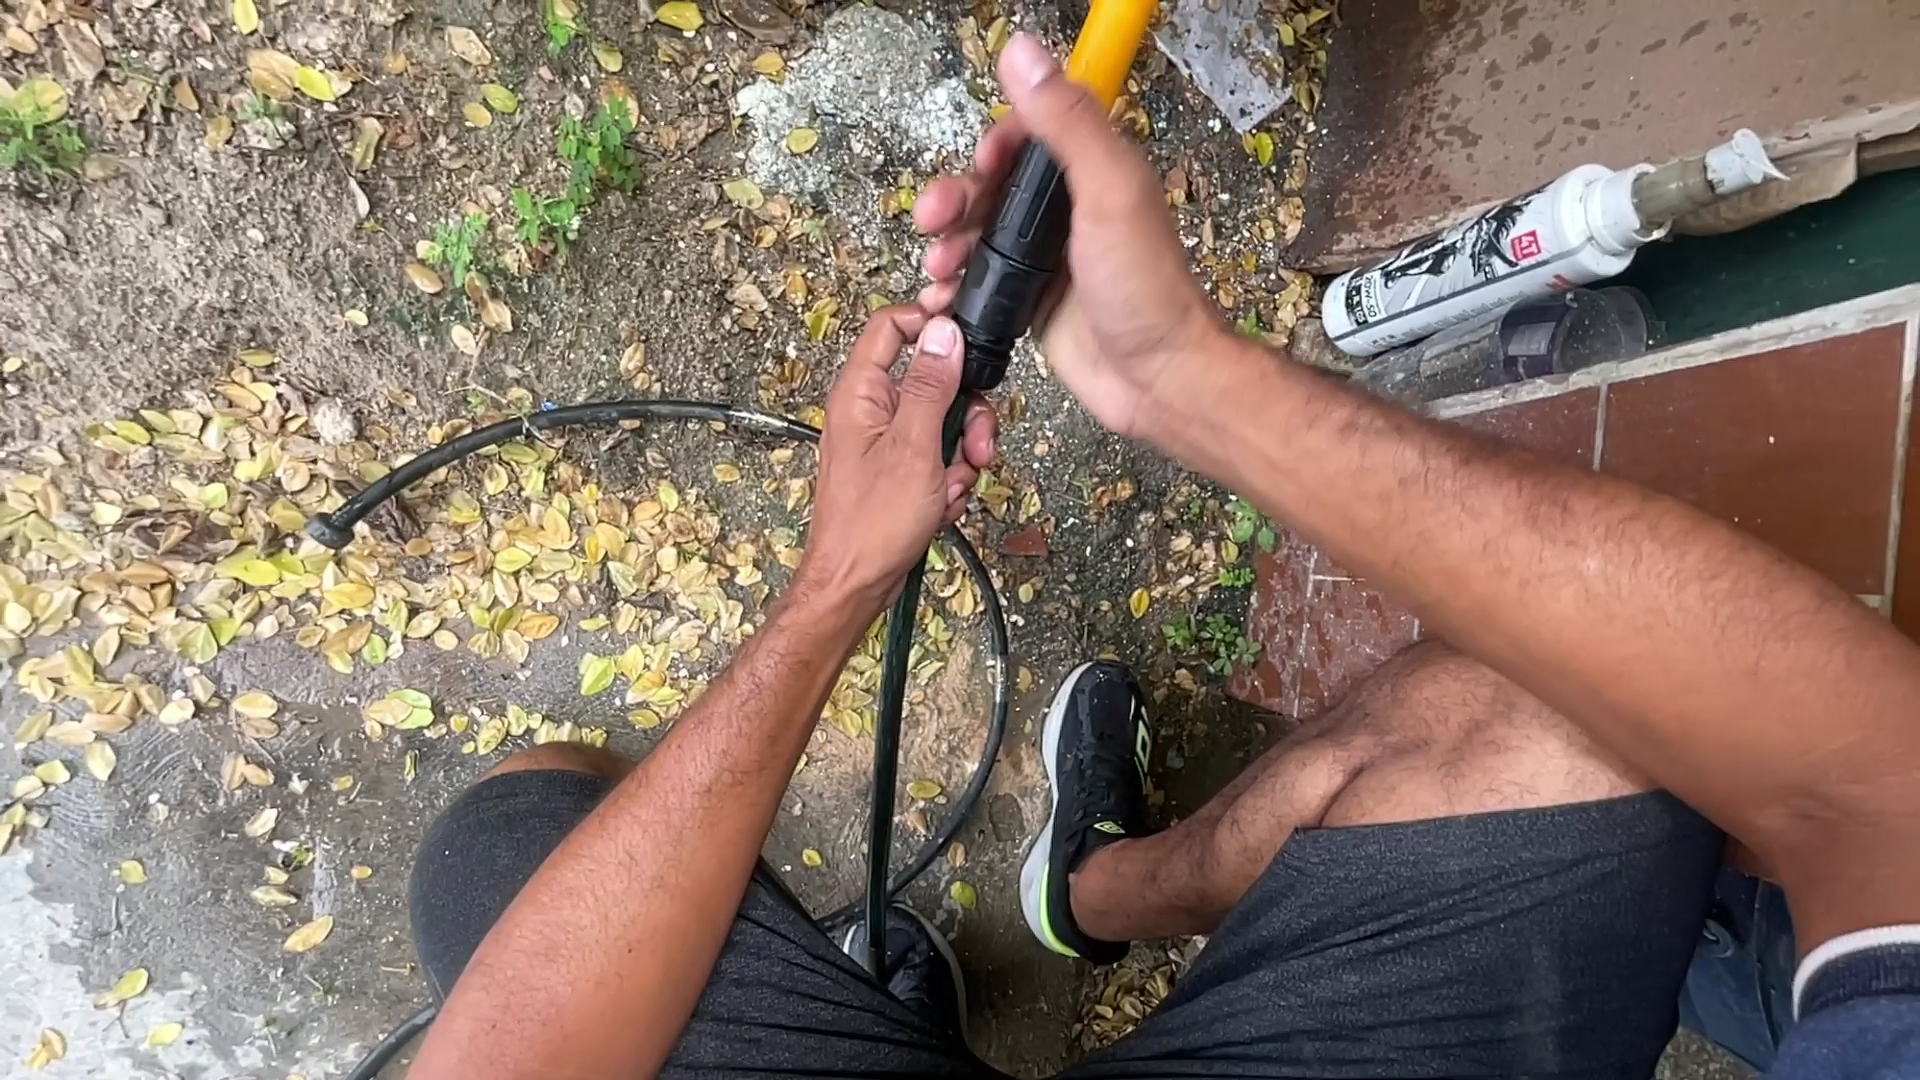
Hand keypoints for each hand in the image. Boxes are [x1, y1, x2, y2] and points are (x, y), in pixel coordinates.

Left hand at [797, 307, 996, 614]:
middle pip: (934, 380)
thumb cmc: (871, 525)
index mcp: (861, 393)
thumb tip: (944, 333)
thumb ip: (930, 385)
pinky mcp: (901, 471)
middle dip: (964, 414)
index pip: (893, 327)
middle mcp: (872, 412)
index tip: (968, 339)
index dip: (932, 324)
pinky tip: (940, 503)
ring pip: (944, 423)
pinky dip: (949, 481)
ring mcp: (888, 443)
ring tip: (952, 486)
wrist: (857, 583)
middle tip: (973, 444)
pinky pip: (940, 458)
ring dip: (960, 455)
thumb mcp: (912, 447)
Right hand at [914, 33, 1225, 440]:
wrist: (1154, 378)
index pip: (1031, 139)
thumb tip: (1025, 55)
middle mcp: (1066, 216)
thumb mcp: (1109, 192)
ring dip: (949, 246)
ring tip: (938, 268)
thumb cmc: (1146, 290)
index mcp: (1091, 176)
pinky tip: (943, 299)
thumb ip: (1067, 124)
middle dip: (956, 200)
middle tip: (933, 217)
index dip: (998, 145)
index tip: (981, 164)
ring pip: (981, 238)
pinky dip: (957, 289)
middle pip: (994, 189)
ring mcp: (1046, 262)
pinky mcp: (1031, 304)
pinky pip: (983, 285)